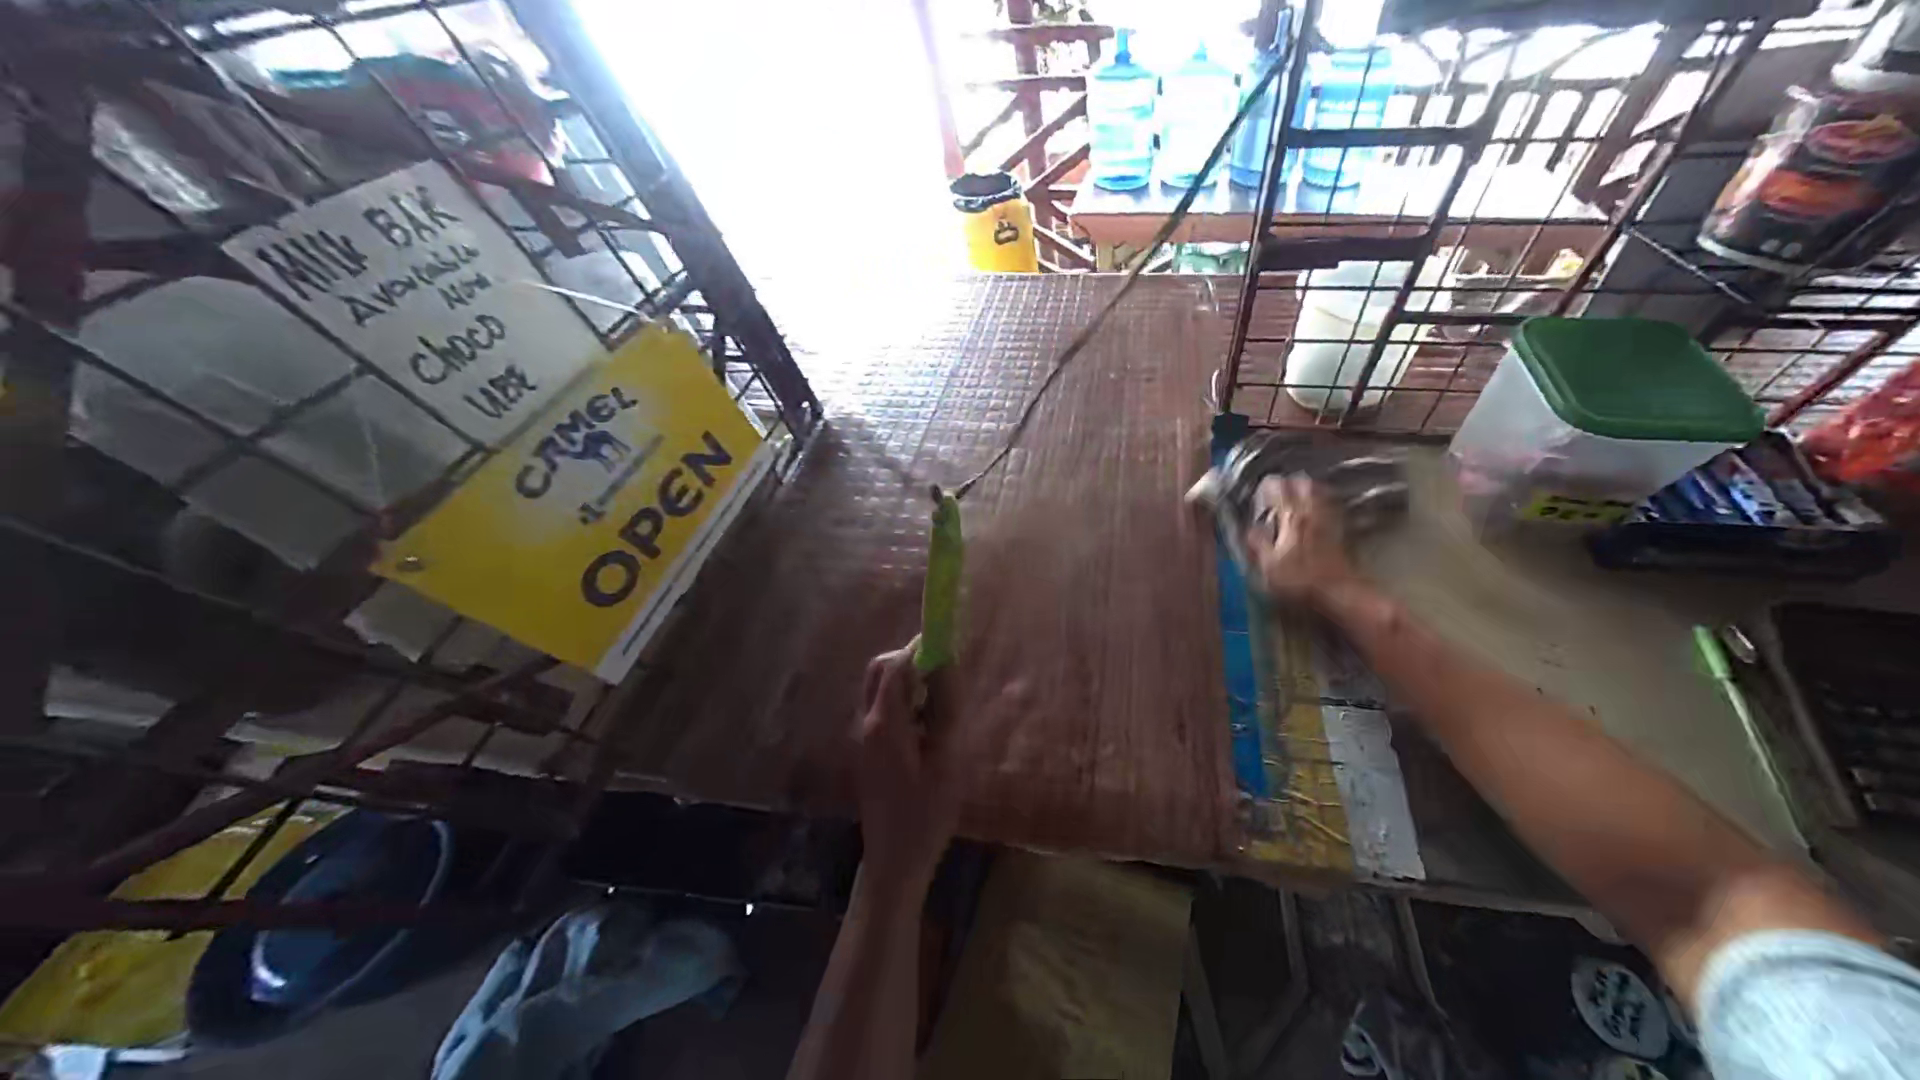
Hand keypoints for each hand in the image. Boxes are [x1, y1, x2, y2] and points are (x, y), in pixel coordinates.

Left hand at [854, 644, 960, 886]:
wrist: (894, 860)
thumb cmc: (926, 813)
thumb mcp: (947, 758)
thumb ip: (946, 708)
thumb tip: (947, 664)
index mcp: (884, 723)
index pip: (896, 666)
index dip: (920, 647)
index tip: (947, 640)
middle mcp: (866, 722)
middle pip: (880, 670)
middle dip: (910, 659)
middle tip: (944, 671)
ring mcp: (863, 736)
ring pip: (880, 688)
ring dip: (907, 680)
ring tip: (940, 700)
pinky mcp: (868, 749)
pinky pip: (883, 708)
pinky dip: (904, 701)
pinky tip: (928, 725)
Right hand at [1243, 474, 1357, 601]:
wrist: (1341, 594)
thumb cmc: (1300, 581)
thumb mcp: (1268, 565)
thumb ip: (1257, 544)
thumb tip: (1249, 530)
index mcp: (1292, 517)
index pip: (1278, 489)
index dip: (1267, 485)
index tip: (1258, 489)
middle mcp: (1313, 513)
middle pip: (1304, 484)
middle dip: (1290, 482)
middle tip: (1279, 488)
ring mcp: (1330, 521)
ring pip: (1320, 493)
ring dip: (1308, 490)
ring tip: (1297, 495)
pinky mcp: (1342, 532)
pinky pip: (1330, 507)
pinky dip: (1321, 503)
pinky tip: (1315, 512)